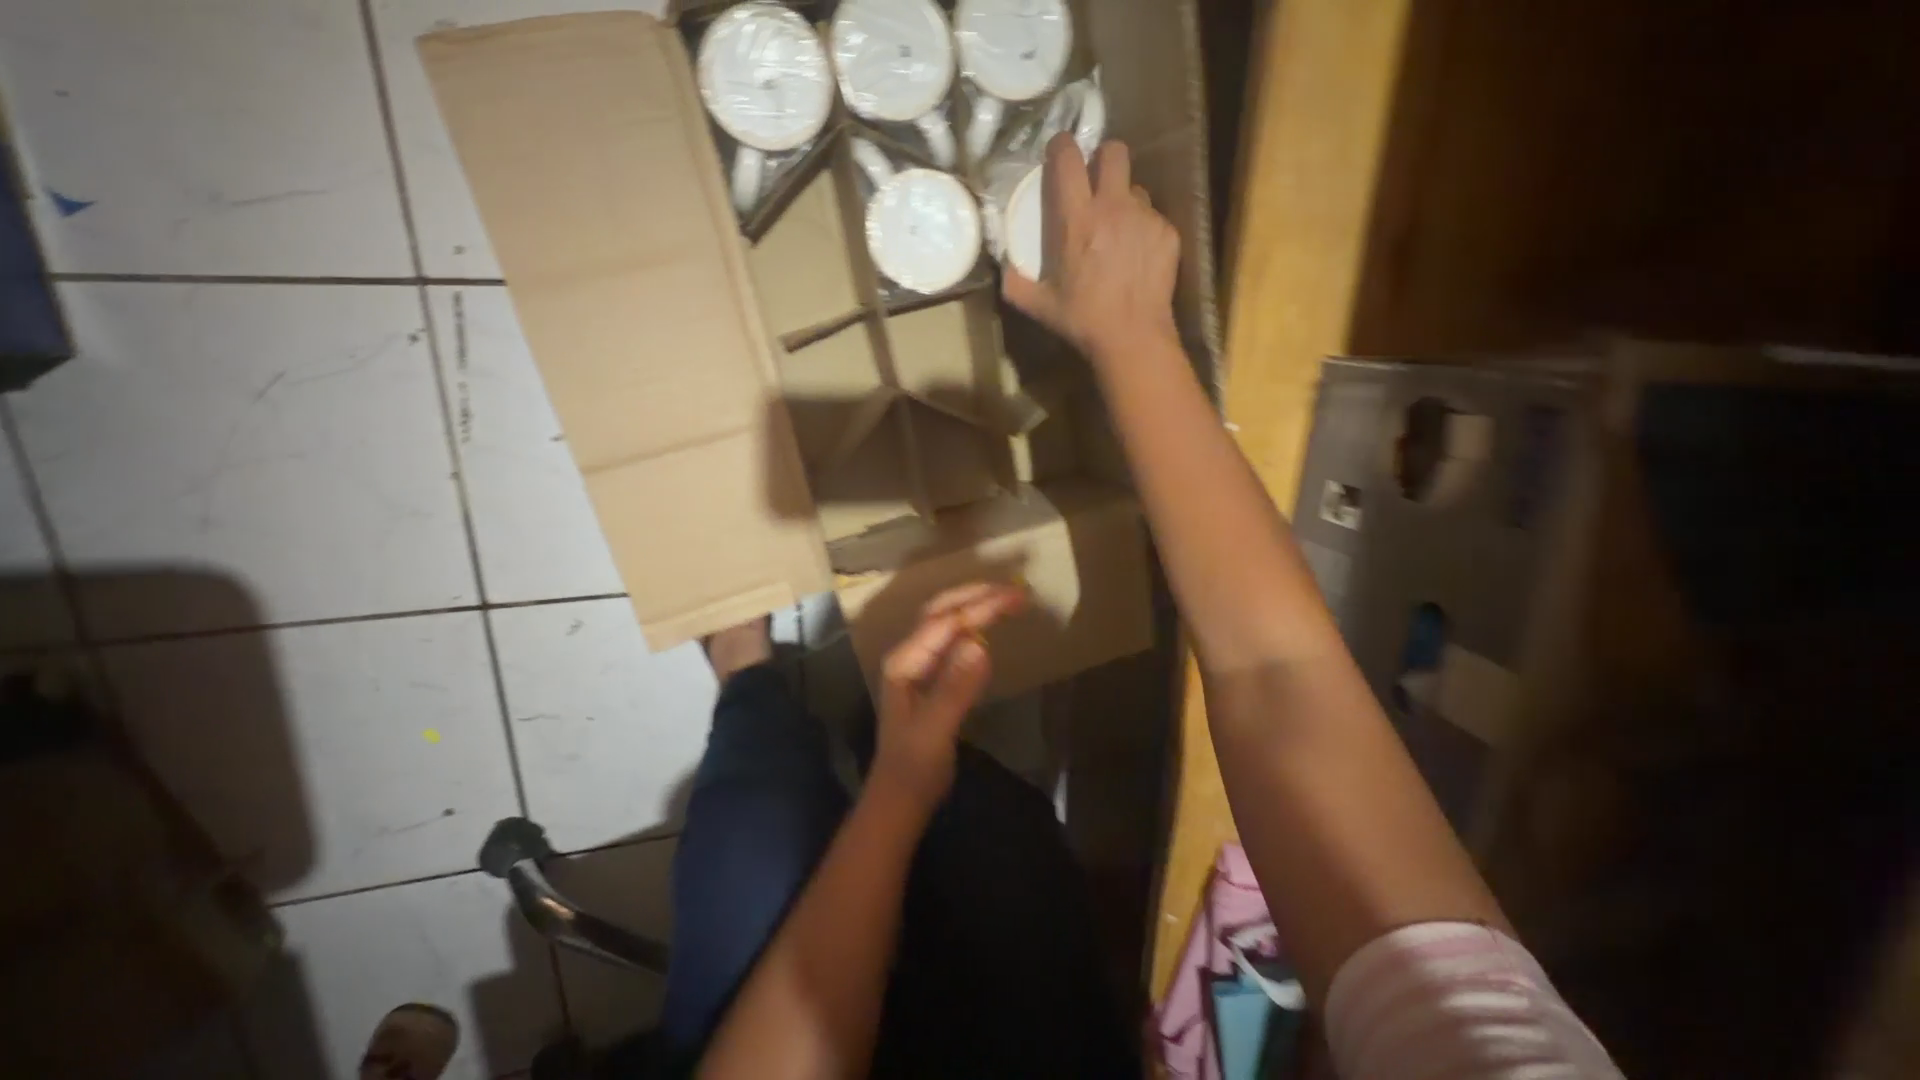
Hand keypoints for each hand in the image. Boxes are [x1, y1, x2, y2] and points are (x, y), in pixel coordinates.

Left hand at [871, 582, 1027, 812]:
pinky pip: (951, 640)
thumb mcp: (936, 730)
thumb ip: (955, 688)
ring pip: (946, 623)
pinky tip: (990, 630)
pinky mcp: (930, 680)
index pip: (946, 622)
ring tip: (1009, 599)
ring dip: (975, 606)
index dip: (981, 606)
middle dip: (977, 596)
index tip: (1017, 598)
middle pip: (942, 612)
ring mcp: (917, 667)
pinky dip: (973, 626)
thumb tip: (980, 644)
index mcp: (905, 663)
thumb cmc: (914, 766)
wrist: (899, 799)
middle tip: (1017, 591)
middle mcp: (908, 657)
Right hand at [1002, 134, 1181, 362]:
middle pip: (1114, 152)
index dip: (1063, 146)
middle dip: (1103, 159)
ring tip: (1118, 228)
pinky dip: (1143, 229)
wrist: (1132, 337)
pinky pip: (1153, 217)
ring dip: (1124, 200)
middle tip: (1096, 180)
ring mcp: (1145, 218)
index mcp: (1077, 218)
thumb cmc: (1082, 319)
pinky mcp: (1167, 233)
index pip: (1069, 158)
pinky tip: (1137, 255)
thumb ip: (1014, 281)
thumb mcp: (1038, 304)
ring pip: (1135, 188)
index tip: (1060, 151)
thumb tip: (1002, 268)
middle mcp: (1113, 207)